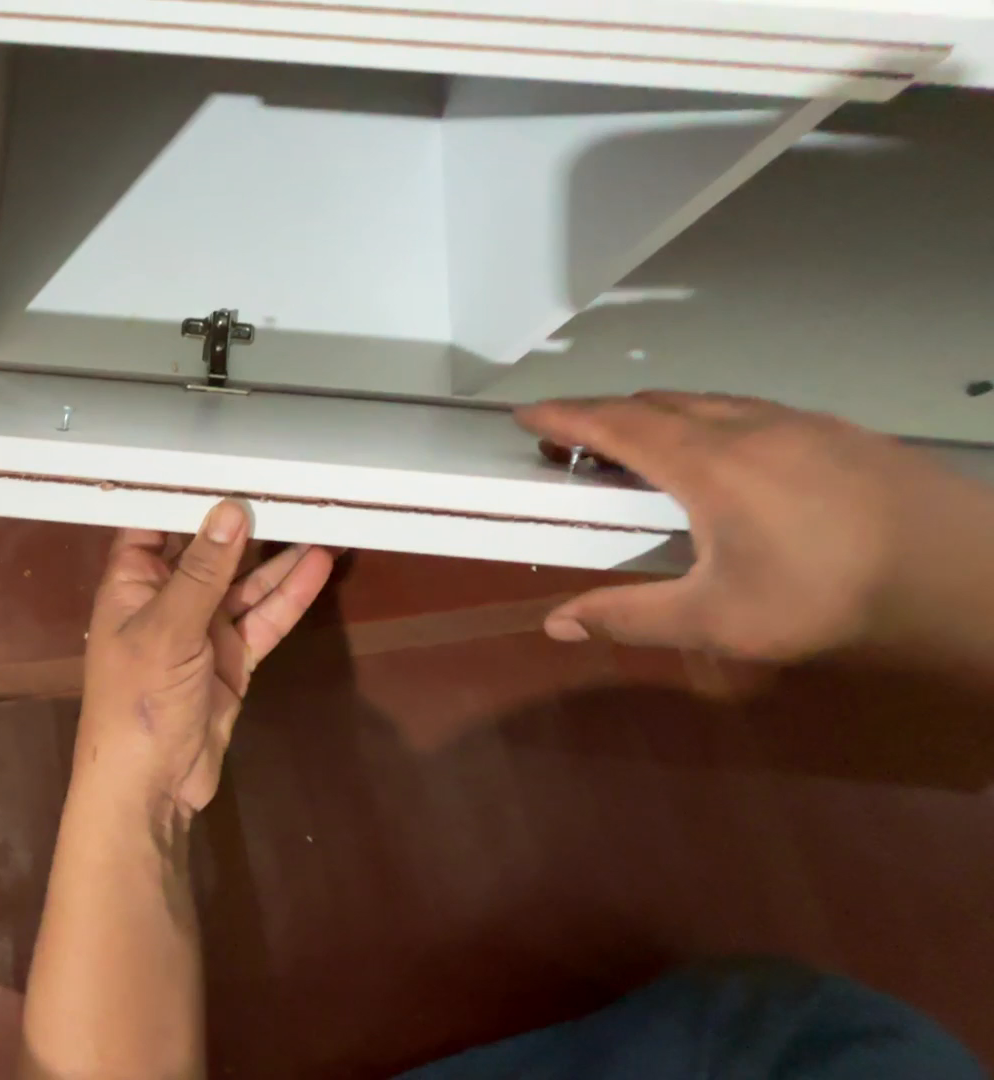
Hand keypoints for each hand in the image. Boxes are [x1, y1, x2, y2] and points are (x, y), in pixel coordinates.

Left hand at [76, 501, 334, 819]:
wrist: (151, 785)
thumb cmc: (137, 700)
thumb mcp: (168, 630)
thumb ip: (201, 572)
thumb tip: (229, 510)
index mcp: (131, 582)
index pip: (154, 523)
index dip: (184, 493)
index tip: (224, 460)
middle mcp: (165, 598)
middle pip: (208, 549)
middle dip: (244, 522)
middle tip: (289, 482)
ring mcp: (201, 629)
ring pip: (243, 583)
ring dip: (277, 556)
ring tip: (319, 515)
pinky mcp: (231, 657)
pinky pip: (262, 618)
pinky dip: (287, 596)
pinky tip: (318, 564)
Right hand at [518, 391, 993, 661]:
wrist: (981, 582)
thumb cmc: (832, 600)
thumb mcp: (717, 621)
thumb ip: (628, 617)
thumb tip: (554, 624)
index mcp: (708, 464)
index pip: (616, 425)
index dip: (564, 416)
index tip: (524, 414)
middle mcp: (748, 428)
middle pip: (654, 403)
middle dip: (599, 415)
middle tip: (566, 441)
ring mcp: (801, 424)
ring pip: (704, 400)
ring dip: (652, 414)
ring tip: (630, 444)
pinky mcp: (841, 432)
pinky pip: (746, 408)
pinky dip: (702, 417)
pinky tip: (714, 451)